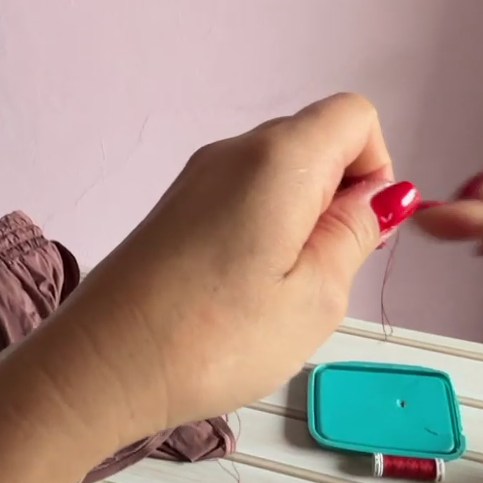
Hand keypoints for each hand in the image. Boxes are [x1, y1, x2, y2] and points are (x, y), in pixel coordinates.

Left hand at [41, 94, 395, 439]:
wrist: (102, 365)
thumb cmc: (214, 338)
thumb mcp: (316, 296)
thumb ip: (356, 233)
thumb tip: (380, 195)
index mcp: (278, 159)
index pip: (354, 117)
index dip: (375, 169)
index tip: (357, 231)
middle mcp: (232, 153)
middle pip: (315, 144)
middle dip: (337, 200)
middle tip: (318, 274)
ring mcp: (196, 180)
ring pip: (278, 177)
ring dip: (299, 224)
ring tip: (274, 292)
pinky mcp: (174, 210)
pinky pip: (241, 200)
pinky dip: (260, 233)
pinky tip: (239, 291)